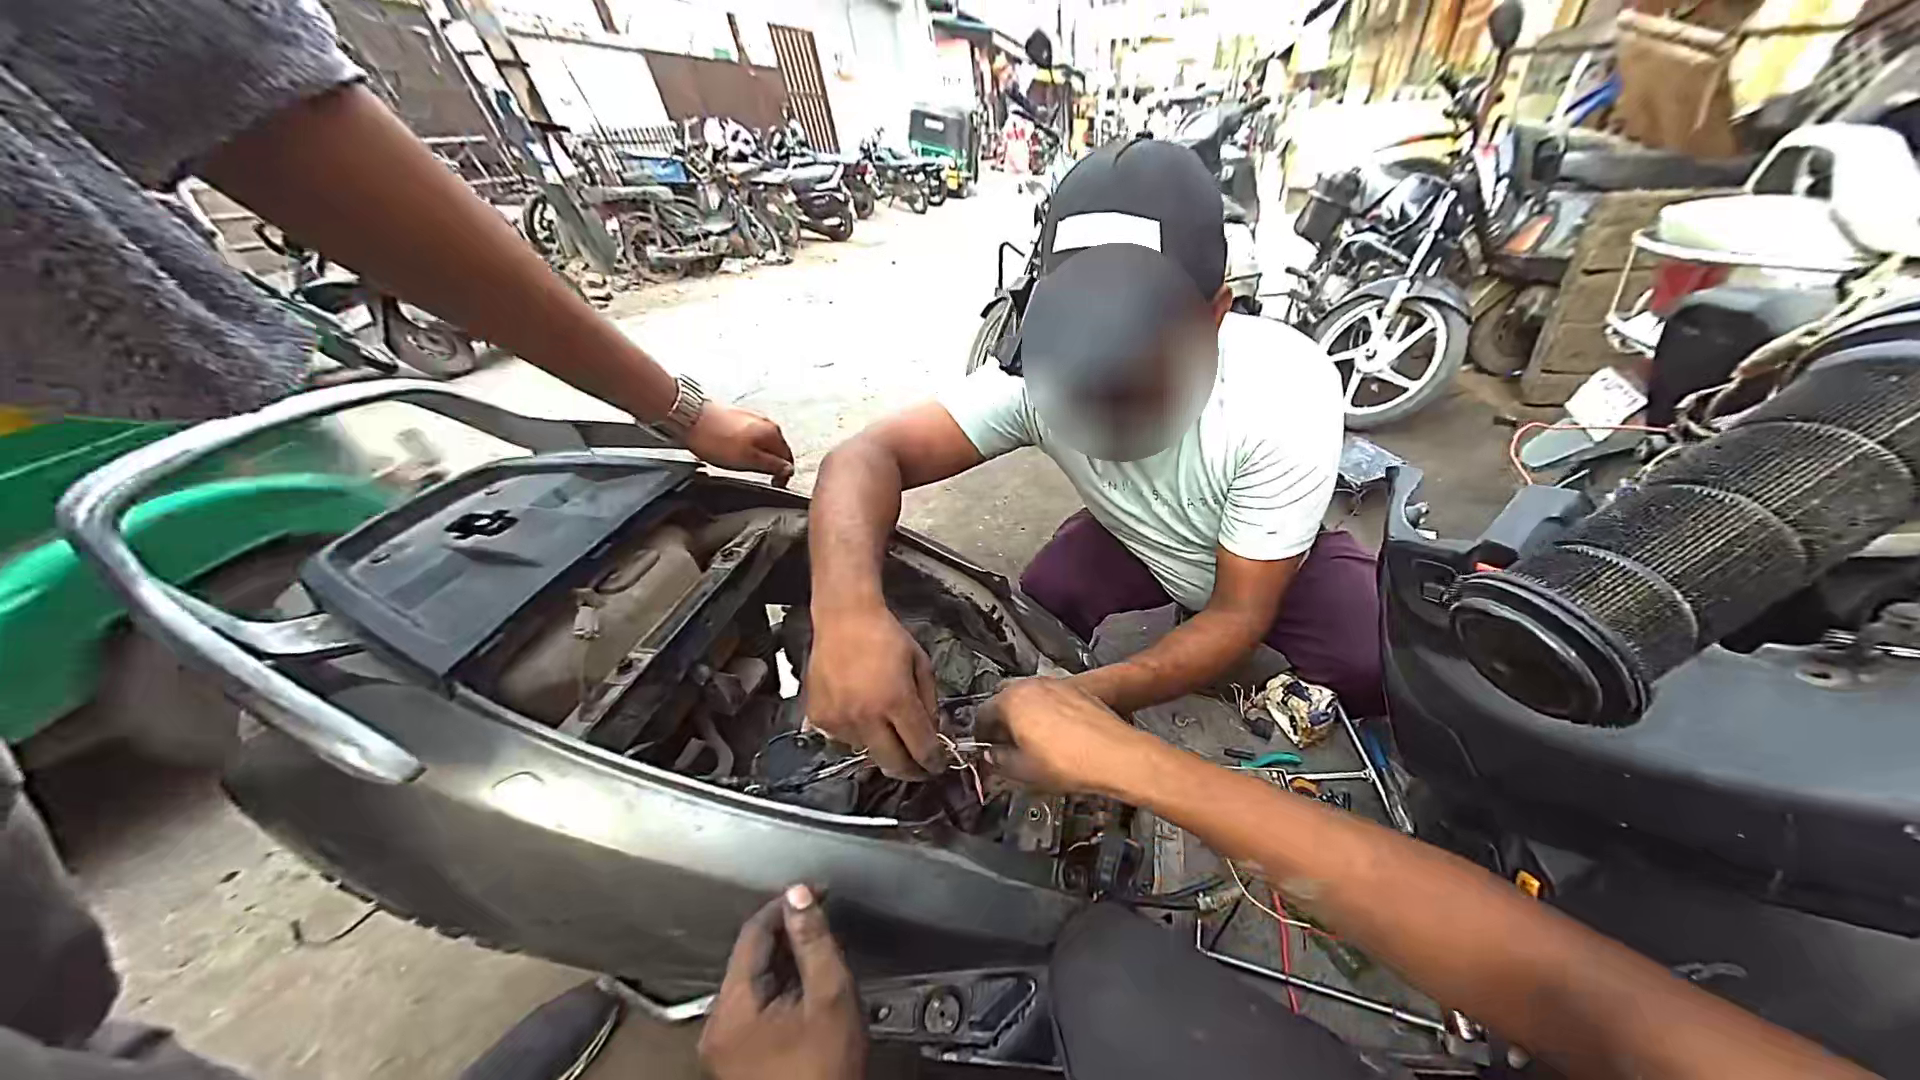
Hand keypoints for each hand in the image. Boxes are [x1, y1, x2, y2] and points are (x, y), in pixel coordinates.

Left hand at [687, 402, 795, 486]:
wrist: (688, 417)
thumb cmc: (716, 439)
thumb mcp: (749, 460)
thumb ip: (773, 466)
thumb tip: (788, 470)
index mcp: (773, 433)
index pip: (788, 458)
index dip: (783, 475)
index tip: (774, 484)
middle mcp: (766, 421)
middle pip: (776, 449)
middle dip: (771, 463)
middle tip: (757, 475)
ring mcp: (751, 417)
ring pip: (762, 442)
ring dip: (757, 454)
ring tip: (742, 463)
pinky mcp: (736, 416)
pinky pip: (748, 435)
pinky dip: (745, 446)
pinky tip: (732, 450)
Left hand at [700, 885, 866, 1079]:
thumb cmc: (823, 1072)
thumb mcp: (828, 995)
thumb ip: (813, 940)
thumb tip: (799, 894)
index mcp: (732, 1007)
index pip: (754, 932)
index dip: (786, 905)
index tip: (816, 892)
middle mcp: (719, 1023)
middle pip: (753, 956)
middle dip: (789, 933)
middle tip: (824, 921)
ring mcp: (725, 1043)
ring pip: (757, 979)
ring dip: (789, 959)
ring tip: (823, 953)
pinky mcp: (738, 1056)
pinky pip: (759, 1003)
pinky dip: (784, 986)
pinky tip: (810, 988)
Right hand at [804, 608, 943, 777]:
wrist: (844, 619)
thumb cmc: (885, 636)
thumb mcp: (921, 665)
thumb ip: (929, 703)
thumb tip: (932, 734)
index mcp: (896, 700)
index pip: (921, 748)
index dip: (933, 762)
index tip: (937, 766)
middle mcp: (866, 715)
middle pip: (893, 764)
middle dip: (910, 771)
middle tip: (919, 767)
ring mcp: (840, 719)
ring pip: (867, 752)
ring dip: (880, 746)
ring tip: (881, 720)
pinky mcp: (820, 718)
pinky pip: (843, 739)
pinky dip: (856, 733)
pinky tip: (860, 710)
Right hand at [976, 677, 1155, 795]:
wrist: (1115, 755)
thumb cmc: (1070, 761)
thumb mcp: (1023, 771)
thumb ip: (999, 760)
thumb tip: (992, 756)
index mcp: (1011, 700)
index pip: (983, 713)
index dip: (981, 734)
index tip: (985, 747)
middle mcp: (1031, 685)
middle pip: (1004, 698)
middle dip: (1001, 719)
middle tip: (1005, 744)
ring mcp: (1055, 684)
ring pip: (1028, 696)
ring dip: (1024, 714)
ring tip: (1031, 740)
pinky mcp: (1076, 690)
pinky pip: (1051, 697)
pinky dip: (1046, 712)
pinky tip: (1055, 735)